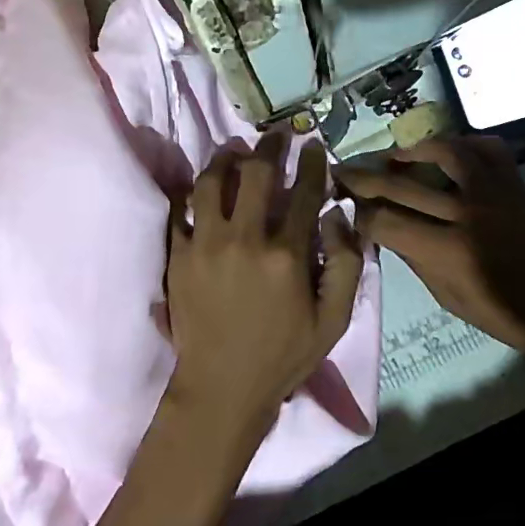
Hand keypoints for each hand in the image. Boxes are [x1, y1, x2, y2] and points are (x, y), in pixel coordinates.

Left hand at [165, 134, 365, 434]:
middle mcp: (244, 238)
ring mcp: (205, 244)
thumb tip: (336, 215)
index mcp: (286, 254)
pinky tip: (202, 189)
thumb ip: (347, 265)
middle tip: (274, 137)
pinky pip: (180, 210)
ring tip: (233, 152)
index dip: (312, 164)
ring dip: (224, 159)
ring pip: (210, 182)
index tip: (313, 147)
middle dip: (269, 148)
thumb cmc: (282, 355)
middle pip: (255, 174)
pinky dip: (192, 193)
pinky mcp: (177, 255)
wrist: (221, 388)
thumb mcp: (334, 321)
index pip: (303, 192)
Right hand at [338, 137, 524, 357]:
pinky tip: (447, 152)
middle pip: (402, 183)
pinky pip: (485, 148)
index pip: (385, 220)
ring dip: (411, 149)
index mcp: (448, 251)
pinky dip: (463, 144)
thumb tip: (381, 229)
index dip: (357, 213)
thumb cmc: (504, 314)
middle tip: (342, 170)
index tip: (341, 207)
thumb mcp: (448, 297)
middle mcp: (467, 212)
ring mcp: (493, 191)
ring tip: (393, 156)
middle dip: (364, 176)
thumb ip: (413, 258)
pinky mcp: (514, 182)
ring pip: (443, 150)